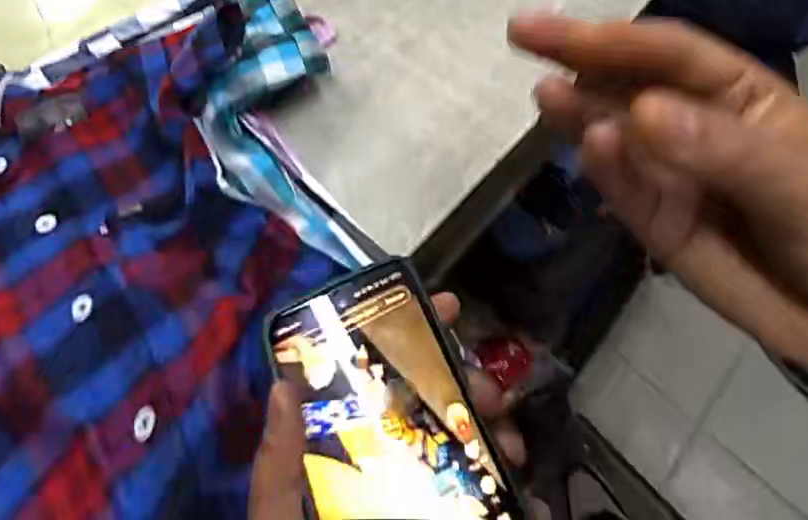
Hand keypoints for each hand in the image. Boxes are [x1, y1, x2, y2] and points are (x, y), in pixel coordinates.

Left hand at [249, 293, 528, 519]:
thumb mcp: (282, 514)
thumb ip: (277, 464)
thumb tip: (280, 385)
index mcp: (353, 443)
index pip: (384, 374)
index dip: (417, 333)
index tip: (451, 306)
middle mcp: (394, 457)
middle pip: (436, 400)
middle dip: (470, 384)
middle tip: (491, 395)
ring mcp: (428, 490)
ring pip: (471, 444)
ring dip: (498, 436)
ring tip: (513, 448)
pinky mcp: (457, 513)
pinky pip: (490, 498)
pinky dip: (515, 494)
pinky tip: (530, 497)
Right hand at [507, 14, 807, 369]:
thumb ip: (722, 149)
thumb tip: (640, 114)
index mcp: (735, 92)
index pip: (667, 51)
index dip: (612, 35)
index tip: (553, 27)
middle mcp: (692, 121)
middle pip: (627, 81)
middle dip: (577, 56)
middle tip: (522, 36)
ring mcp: (670, 171)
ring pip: (612, 131)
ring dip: (579, 111)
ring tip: (547, 95)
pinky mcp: (656, 221)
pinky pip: (622, 188)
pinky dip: (603, 169)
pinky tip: (590, 148)